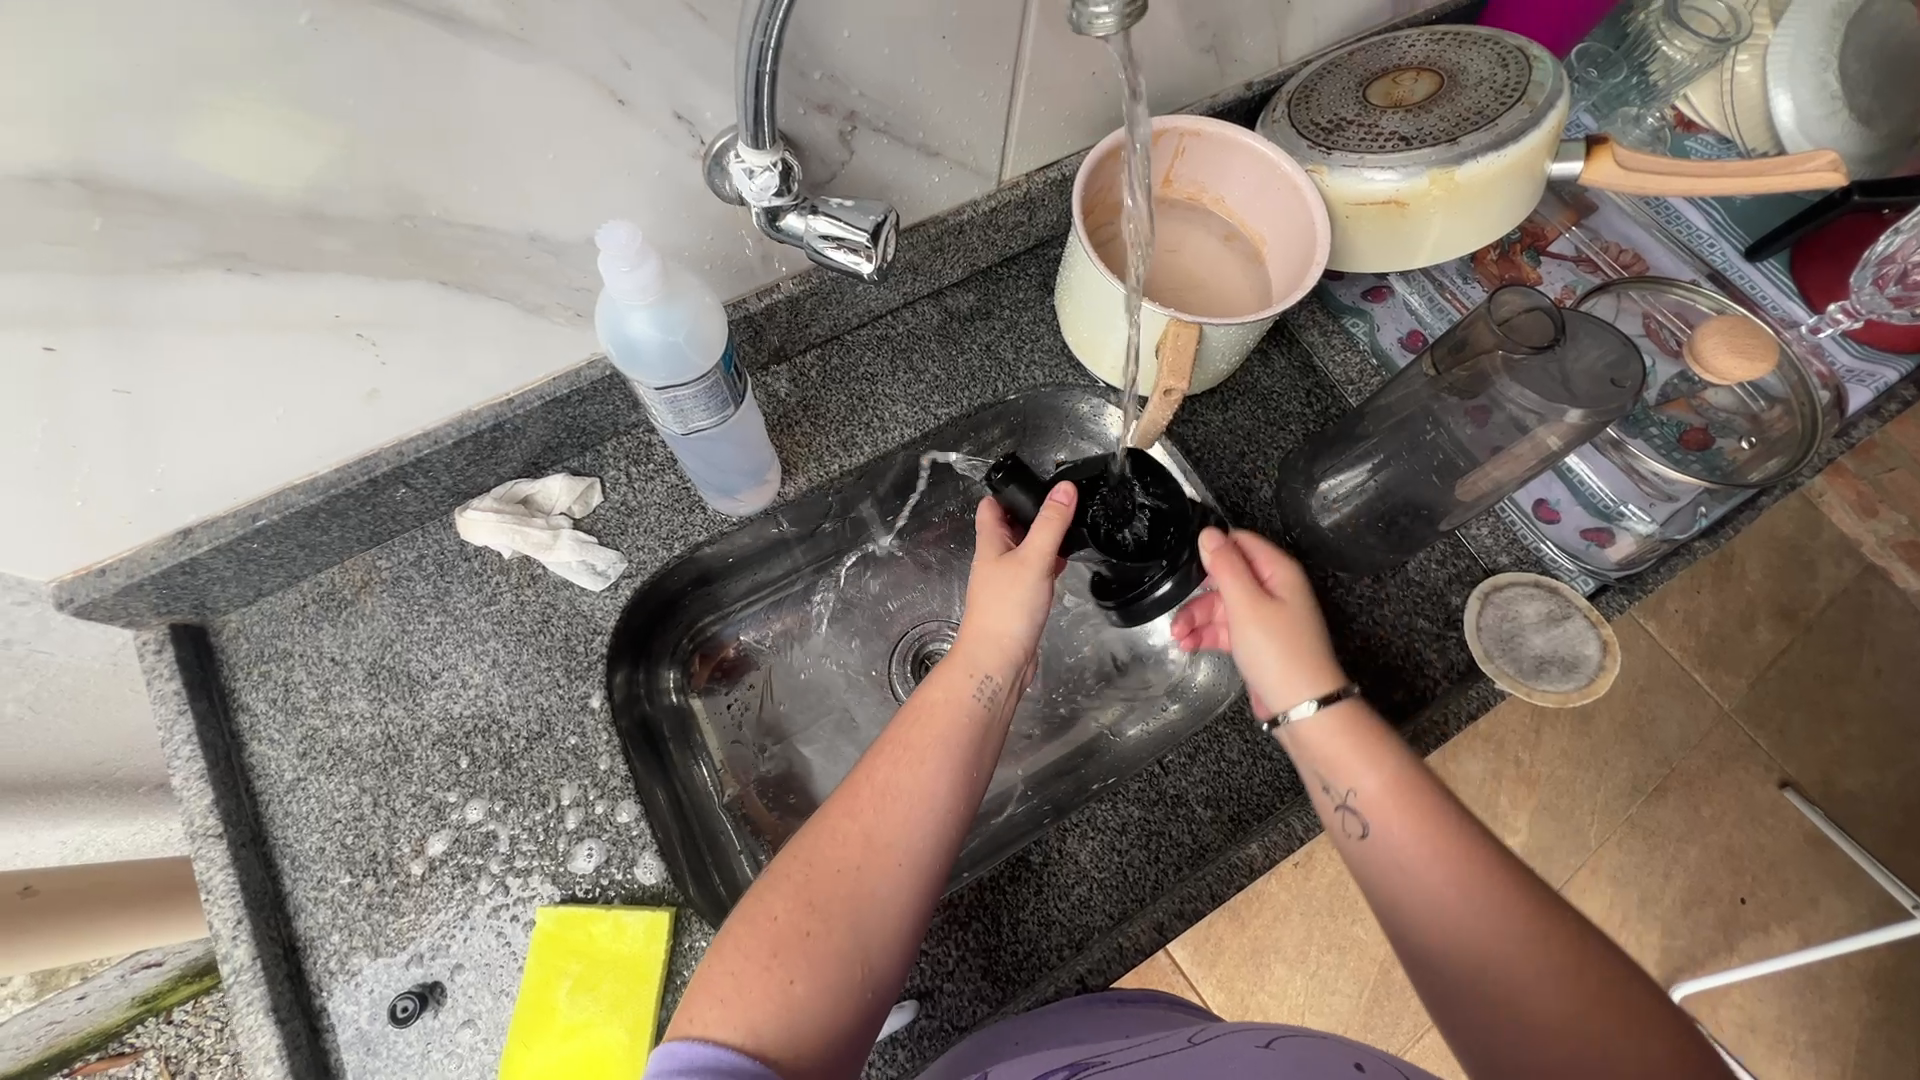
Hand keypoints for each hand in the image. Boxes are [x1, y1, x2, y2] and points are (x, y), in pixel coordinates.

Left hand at [953, 482, 1075, 676]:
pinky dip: (1047, 567)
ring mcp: (1005, 584)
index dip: (1008, 491)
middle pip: (1009, 528)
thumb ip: (1050, 524)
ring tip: (1070, 529)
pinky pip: (1033, 576)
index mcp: (989, 544)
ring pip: (1023, 552)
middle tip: (1063, 503)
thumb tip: (1064, 488)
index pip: (991, 507)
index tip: (1035, 481)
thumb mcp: (1033, 559)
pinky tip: (1063, 566)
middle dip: (1032, 515)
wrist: (997, 662)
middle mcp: (994, 561)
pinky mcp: (1018, 604)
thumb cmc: (1008, 608)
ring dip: (1042, 541)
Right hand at [1171, 527, 1348, 719]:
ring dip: (1196, 619)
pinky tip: (1187, 646)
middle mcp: (1272, 589)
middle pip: (1225, 577)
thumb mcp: (1246, 604)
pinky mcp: (1255, 641)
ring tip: (1177, 636)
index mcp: (1277, 571)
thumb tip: (1208, 533)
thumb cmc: (1278, 651)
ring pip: (1220, 606)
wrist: (1300, 707)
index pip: (1240, 542)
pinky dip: (1205, 635)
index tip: (1184, 565)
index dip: (1212, 550)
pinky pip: (1224, 629)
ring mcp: (1264, 616)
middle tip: (1175, 611)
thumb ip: (1225, 567)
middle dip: (1197, 594)